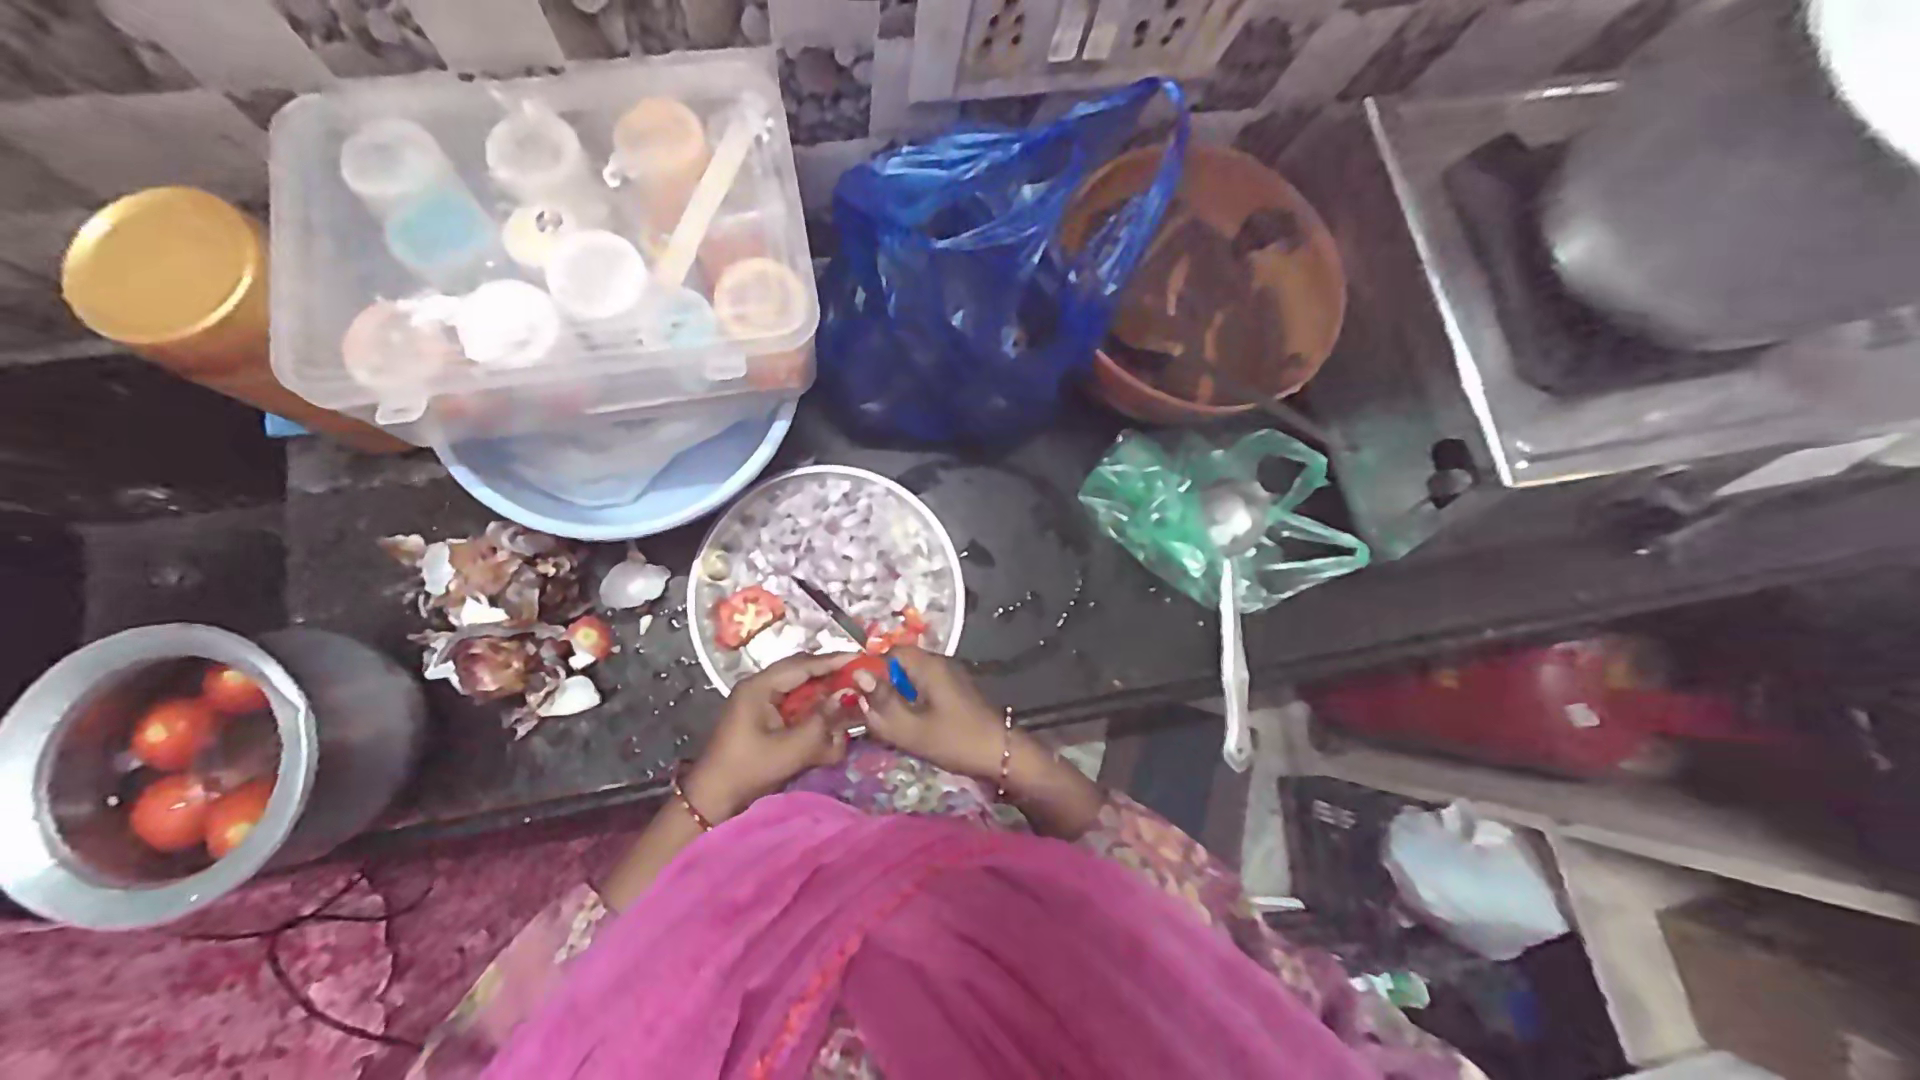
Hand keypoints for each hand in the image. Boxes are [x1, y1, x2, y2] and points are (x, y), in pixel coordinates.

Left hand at [684, 652, 858, 821]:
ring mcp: (759, 703)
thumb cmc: (748, 771)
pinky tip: (828, 720)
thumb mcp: (791, 748)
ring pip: (799, 689)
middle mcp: (760, 688)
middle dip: (830, 676)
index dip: (834, 660)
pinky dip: (811, 711)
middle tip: (859, 676)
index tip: (860, 658)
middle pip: (802, 672)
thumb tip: (846, 697)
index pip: (803, 664)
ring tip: (848, 697)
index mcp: (760, 687)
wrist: (712, 801)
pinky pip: (793, 706)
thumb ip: (822, 721)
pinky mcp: (762, 718)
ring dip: (822, 695)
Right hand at [849, 647, 1006, 780]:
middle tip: (873, 714)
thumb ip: (882, 702)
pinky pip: (927, 689)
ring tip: (890, 723)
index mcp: (929, 665)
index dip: (871, 671)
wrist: (1003, 755)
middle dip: (884, 687)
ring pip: (913, 679)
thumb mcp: (911, 727)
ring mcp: (951, 677)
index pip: (890, 653)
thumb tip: (858, 675)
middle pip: (901, 665)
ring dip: (899, 698)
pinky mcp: (957, 692)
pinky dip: (914, 704)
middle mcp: (940, 664)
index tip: (859, 695)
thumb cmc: (956, 740)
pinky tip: (912, 726)